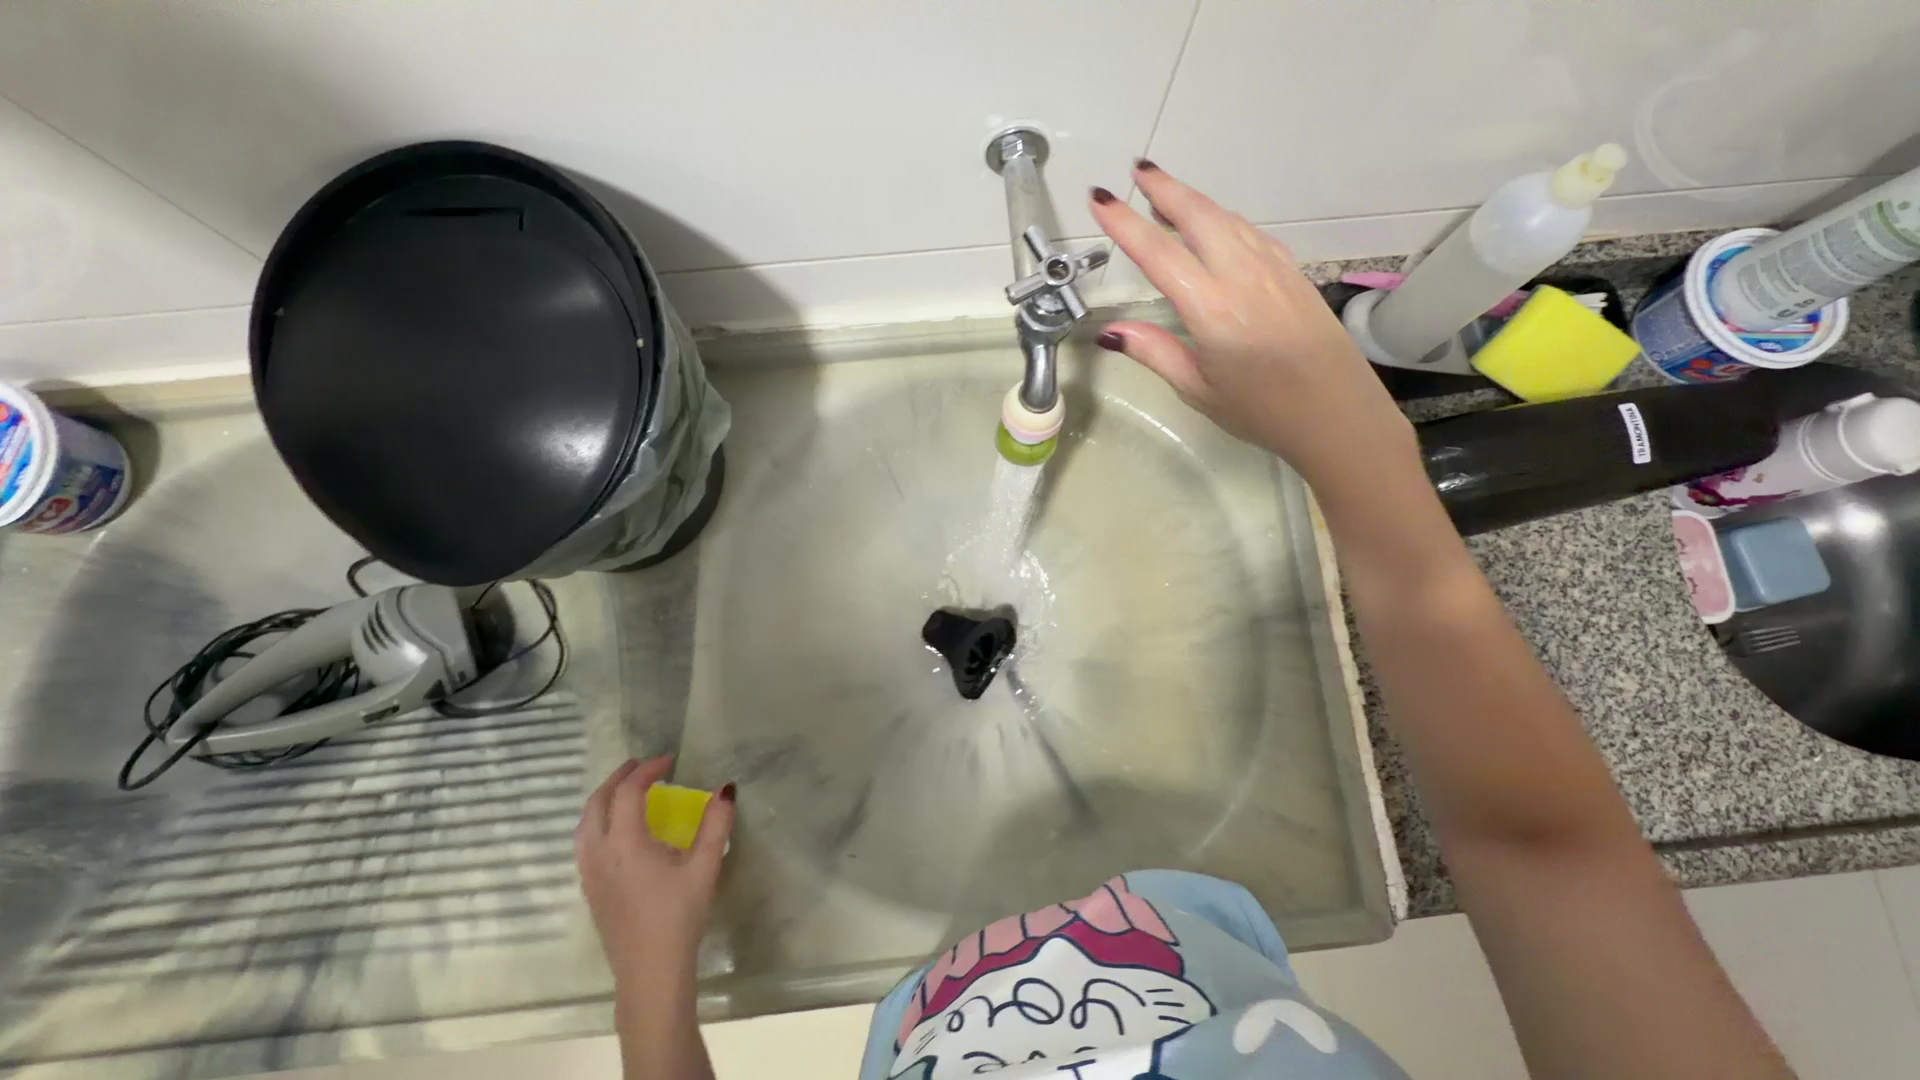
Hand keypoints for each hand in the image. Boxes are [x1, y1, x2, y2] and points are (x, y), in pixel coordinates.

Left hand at [575, 757, 734, 988]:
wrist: (650, 971)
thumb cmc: (678, 917)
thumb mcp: (704, 868)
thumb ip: (715, 826)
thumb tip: (725, 789)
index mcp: (625, 843)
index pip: (629, 792)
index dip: (647, 770)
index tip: (669, 760)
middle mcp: (599, 852)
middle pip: (597, 802)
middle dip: (618, 778)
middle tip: (641, 766)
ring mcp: (589, 873)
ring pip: (584, 823)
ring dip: (603, 799)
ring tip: (625, 791)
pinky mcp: (590, 889)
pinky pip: (584, 842)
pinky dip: (597, 821)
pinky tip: (617, 830)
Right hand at [1087, 161, 1415, 493]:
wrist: (1337, 414)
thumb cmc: (1262, 412)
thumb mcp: (1198, 390)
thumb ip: (1155, 353)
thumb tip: (1110, 331)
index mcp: (1212, 309)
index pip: (1159, 254)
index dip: (1126, 225)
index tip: (1101, 200)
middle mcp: (1243, 276)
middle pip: (1199, 216)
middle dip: (1165, 188)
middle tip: (1138, 171)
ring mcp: (1274, 269)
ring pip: (1228, 219)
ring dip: (1194, 200)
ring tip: (1167, 192)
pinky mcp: (1294, 273)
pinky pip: (1251, 233)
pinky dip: (1224, 219)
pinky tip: (1215, 226)